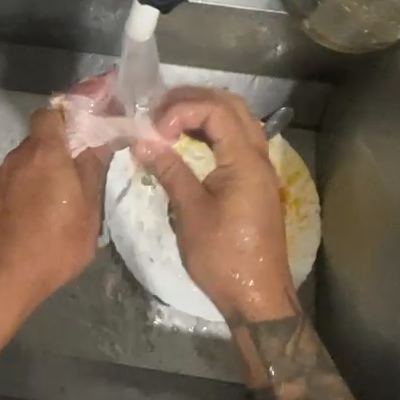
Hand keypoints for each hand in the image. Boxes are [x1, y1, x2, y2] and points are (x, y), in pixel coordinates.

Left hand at [0, 108, 105, 307]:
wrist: (4, 274)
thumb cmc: (55, 243)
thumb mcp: (88, 211)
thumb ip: (91, 171)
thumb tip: (97, 143)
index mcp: (45, 153)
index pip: (49, 114)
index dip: (64, 119)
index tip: (80, 133)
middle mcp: (18, 157)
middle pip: (38, 140)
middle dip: (55, 151)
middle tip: (74, 174)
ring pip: (24, 162)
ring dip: (38, 172)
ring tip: (53, 201)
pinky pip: (10, 181)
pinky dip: (22, 189)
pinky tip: (32, 215)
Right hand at [132, 87, 295, 322]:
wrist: (256, 298)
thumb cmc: (223, 256)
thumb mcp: (190, 212)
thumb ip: (169, 170)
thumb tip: (141, 141)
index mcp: (246, 161)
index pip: (216, 110)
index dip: (181, 110)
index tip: (155, 130)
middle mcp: (258, 157)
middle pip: (231, 106)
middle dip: (192, 101)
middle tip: (158, 114)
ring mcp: (258, 170)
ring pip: (235, 121)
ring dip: (202, 114)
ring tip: (167, 125)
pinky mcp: (252, 183)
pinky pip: (235, 140)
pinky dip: (210, 132)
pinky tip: (184, 144)